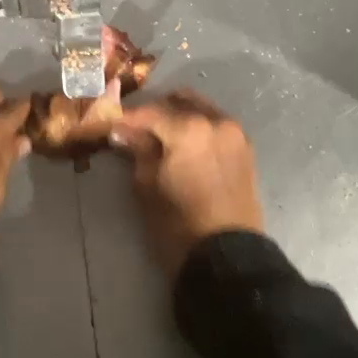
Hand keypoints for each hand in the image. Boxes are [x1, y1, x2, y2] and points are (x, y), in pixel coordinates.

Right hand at [111, 90, 263, 268]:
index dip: (128, 118)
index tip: (112, 124)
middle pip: (178, 102)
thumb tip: (123, 131)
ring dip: (178, 117)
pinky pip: (216, 124)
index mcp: (189, 128)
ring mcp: (234, 132)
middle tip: (136, 130)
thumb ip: (138, 149)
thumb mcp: (148, 185)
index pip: (150, 112)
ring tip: (160, 137)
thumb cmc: (180, 223)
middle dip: (155, 112)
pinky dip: (198, 127)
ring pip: (199, 109)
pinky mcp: (245, 147)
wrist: (227, 256)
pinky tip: (184, 145)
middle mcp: (215, 121)